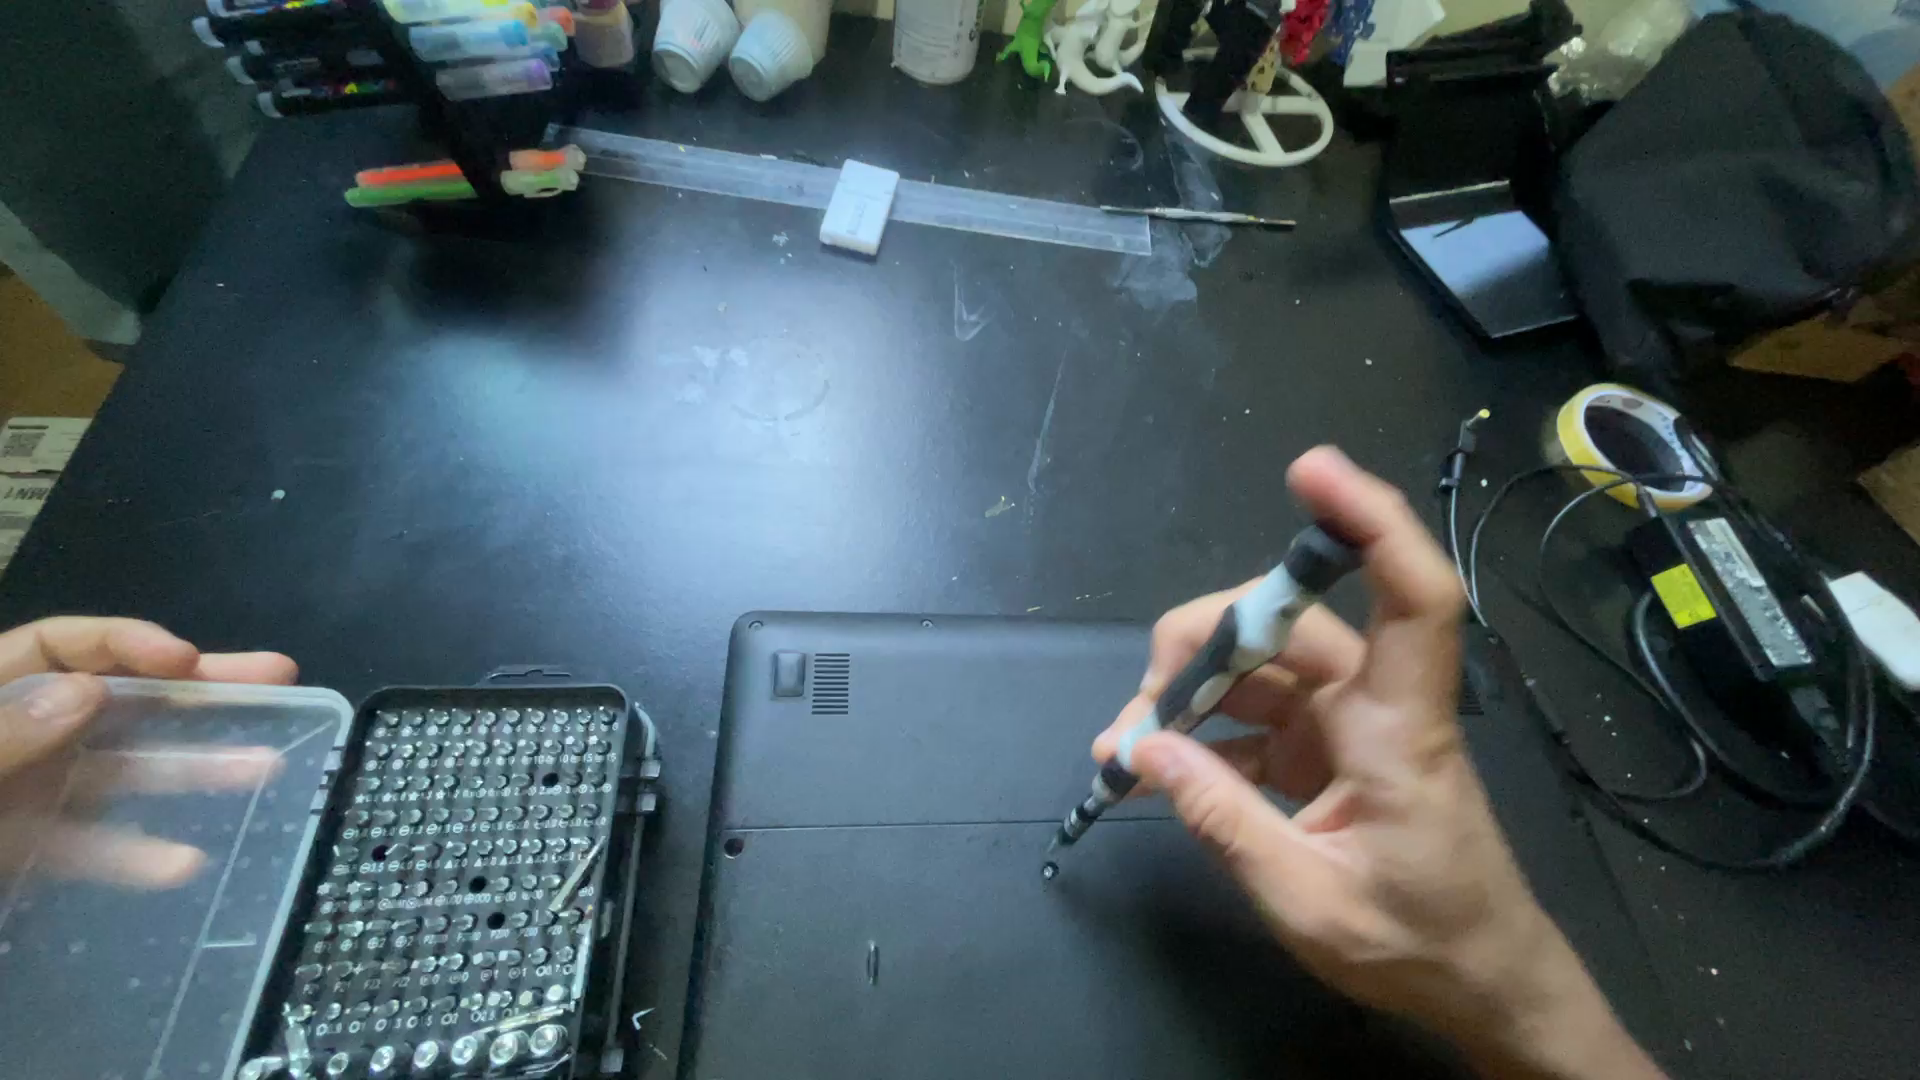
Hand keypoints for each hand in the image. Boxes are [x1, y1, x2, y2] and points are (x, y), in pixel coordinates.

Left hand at [0, 617, 296, 888]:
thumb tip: (89, 690)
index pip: (56, 647)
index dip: (127, 644)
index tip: (185, 662)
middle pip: (110, 698)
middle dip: (197, 688)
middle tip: (279, 675)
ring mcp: (7, 800)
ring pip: (115, 770)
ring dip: (194, 770)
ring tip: (266, 768)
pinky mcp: (11, 854)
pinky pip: (85, 843)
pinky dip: (133, 853)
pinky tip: (178, 866)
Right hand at [1096, 447, 1663, 1079]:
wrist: (1479, 984)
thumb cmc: (1421, 944)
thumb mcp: (1311, 902)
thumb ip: (1225, 824)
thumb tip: (1144, 751)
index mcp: (1398, 727)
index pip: (1411, 600)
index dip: (1369, 524)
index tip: (1310, 472)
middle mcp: (1367, 700)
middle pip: (1280, 625)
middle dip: (1195, 649)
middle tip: (1138, 716)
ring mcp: (1337, 717)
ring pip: (1247, 663)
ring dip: (1179, 695)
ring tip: (1124, 748)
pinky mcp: (1313, 740)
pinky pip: (1241, 708)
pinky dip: (1192, 729)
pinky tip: (1149, 763)